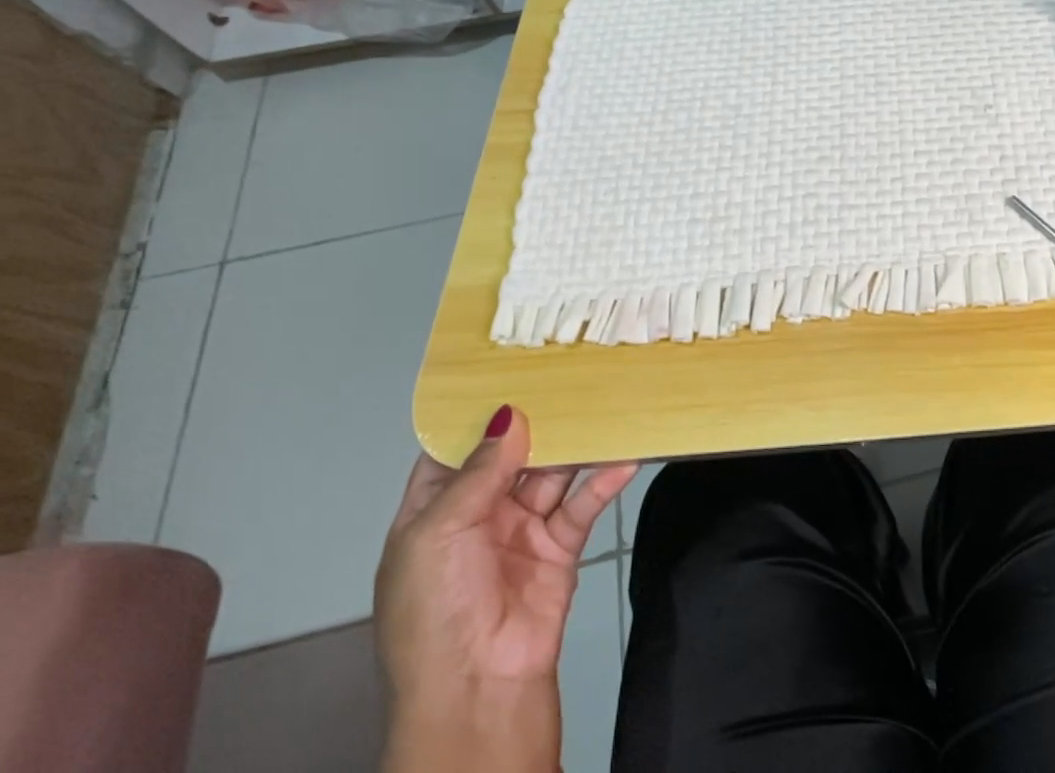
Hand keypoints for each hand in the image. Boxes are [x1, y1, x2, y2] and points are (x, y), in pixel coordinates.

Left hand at [376, 405, 638, 771]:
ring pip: (551, 477)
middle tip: (568, 381)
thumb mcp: (438, 532)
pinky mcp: (560, 549)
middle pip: (510, 459)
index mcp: (431, 513)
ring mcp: (521, 531)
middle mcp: (477, 516)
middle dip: (535, 425)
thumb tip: (508, 416)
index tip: (508, 373)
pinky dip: (603, 483)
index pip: (453, 453)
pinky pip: (582, 507)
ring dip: (574, 449)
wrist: (478, 681)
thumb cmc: (435, 607)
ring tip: (603, 409)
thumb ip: (479, 473)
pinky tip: (623, 458)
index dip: (477, 418)